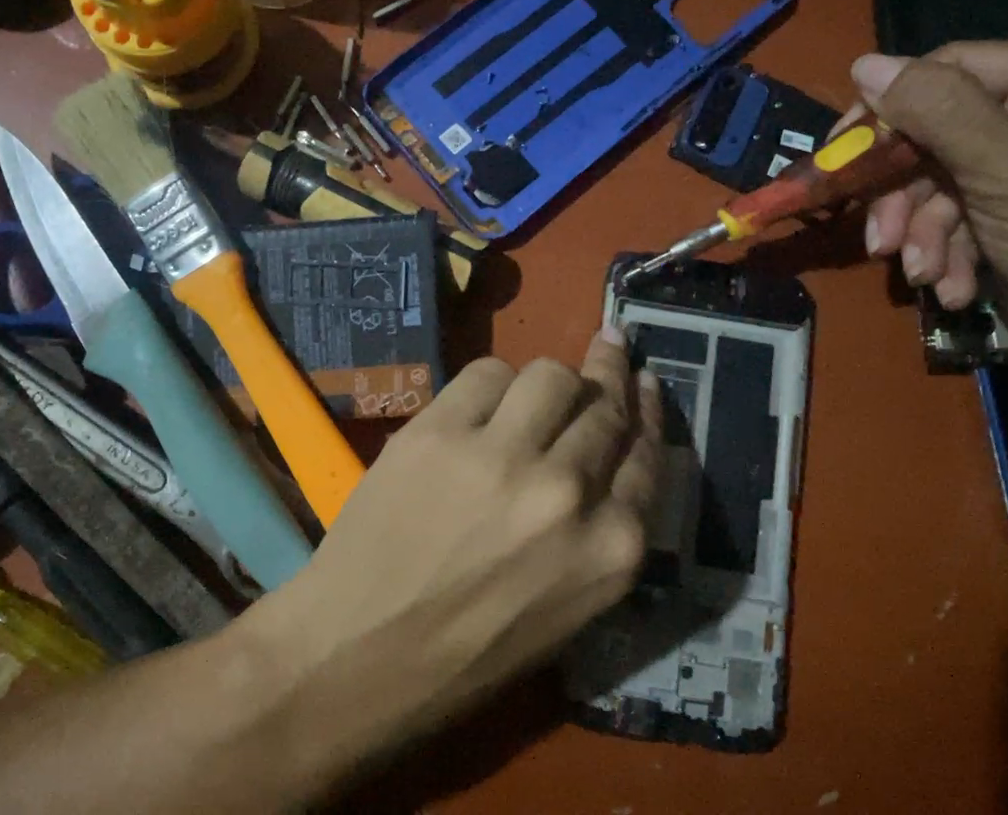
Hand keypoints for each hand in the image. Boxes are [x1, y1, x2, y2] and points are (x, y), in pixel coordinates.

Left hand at [243, 328, 661, 743]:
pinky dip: (492, 383)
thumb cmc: (468, 652)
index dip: (648, 409)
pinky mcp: (439, 431)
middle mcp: (568, 493)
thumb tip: (609, 460)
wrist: (359, 654)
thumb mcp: (568, 609)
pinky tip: (482, 402)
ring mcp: (501, 456)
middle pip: (603, 407)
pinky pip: (486, 373)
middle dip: (607, 380)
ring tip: (534, 393)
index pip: (648, 455)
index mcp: (612, 550)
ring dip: (551, 381)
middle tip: (606, 353)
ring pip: (551, 375)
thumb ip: (599, 532)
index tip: (646, 378)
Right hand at [852, 42, 1007, 358]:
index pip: (955, 69)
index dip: (892, 107)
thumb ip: (937, 111)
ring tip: (922, 273)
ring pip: (938, 183)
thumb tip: (863, 63)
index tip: (844, 149)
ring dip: (921, 233)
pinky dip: (945, 253)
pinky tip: (951, 286)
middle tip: (881, 237)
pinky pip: (957, 217)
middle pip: (937, 133)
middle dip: (906, 194)